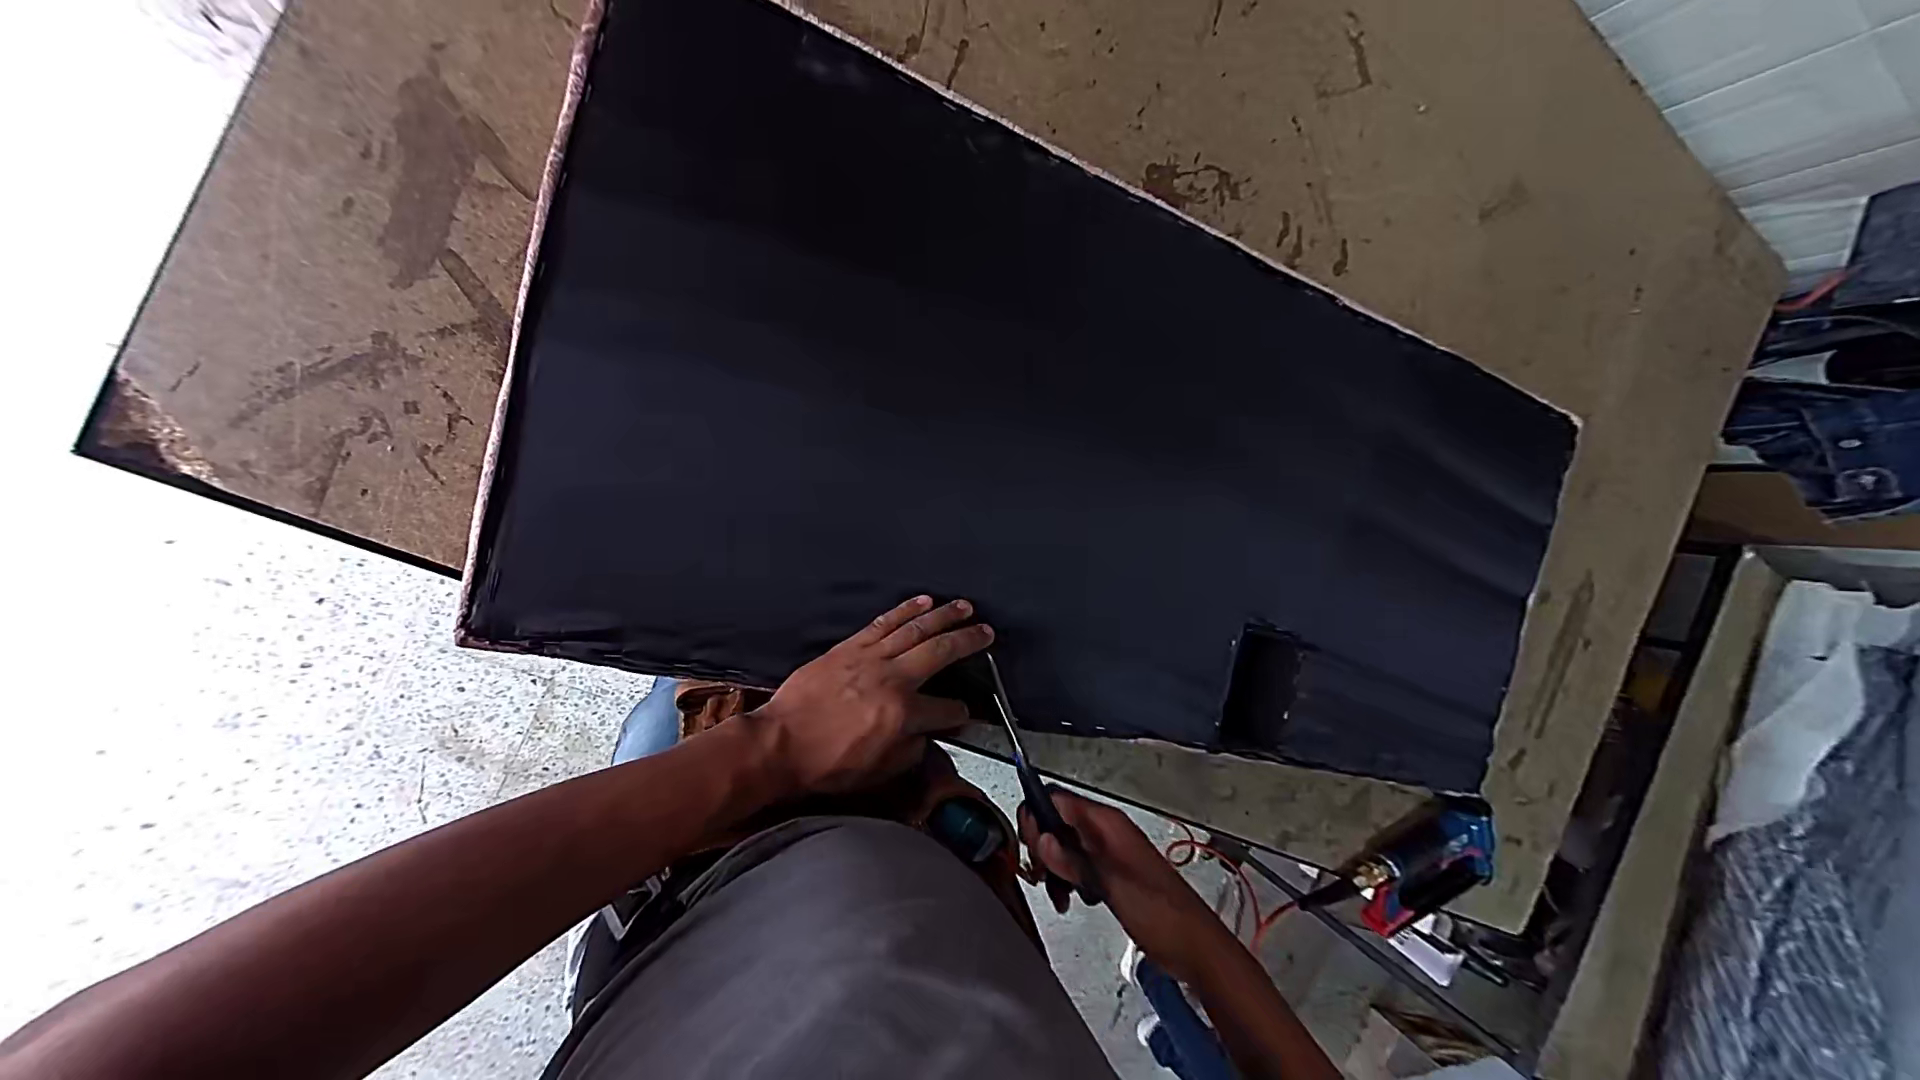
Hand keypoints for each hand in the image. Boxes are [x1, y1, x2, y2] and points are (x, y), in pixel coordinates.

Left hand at [750, 596, 993, 794]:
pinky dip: (905, 610)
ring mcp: (870, 659)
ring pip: (915, 629)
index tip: (965, 711)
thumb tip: (924, 735)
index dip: (960, 712)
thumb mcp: (877, 771)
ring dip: (943, 615)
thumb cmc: (824, 763)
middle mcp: (892, 680)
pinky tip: (922, 602)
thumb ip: (909, 751)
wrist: (778, 744)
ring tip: (963, 606)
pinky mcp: (849, 648)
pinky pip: (883, 622)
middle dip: (968, 641)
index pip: (946, 709)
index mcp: (902, 714)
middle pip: (940, 652)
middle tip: (985, 632)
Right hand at [1020, 790, 1235, 982]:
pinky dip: (1066, 878)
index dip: (1036, 816)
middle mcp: (1105, 830)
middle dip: (1041, 845)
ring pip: (1063, 844)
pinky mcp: (1108, 872)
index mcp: (1107, 823)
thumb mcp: (1110, 884)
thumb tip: (1041, 839)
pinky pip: (1076, 864)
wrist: (1193, 946)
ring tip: (1057, 893)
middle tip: (1041, 873)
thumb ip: (1073, 861)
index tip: (1029, 846)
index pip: (1057, 799)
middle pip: (1056, 820)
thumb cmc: (1161, 912)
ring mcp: (1106, 851)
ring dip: (1052, 866)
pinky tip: (1069, 898)